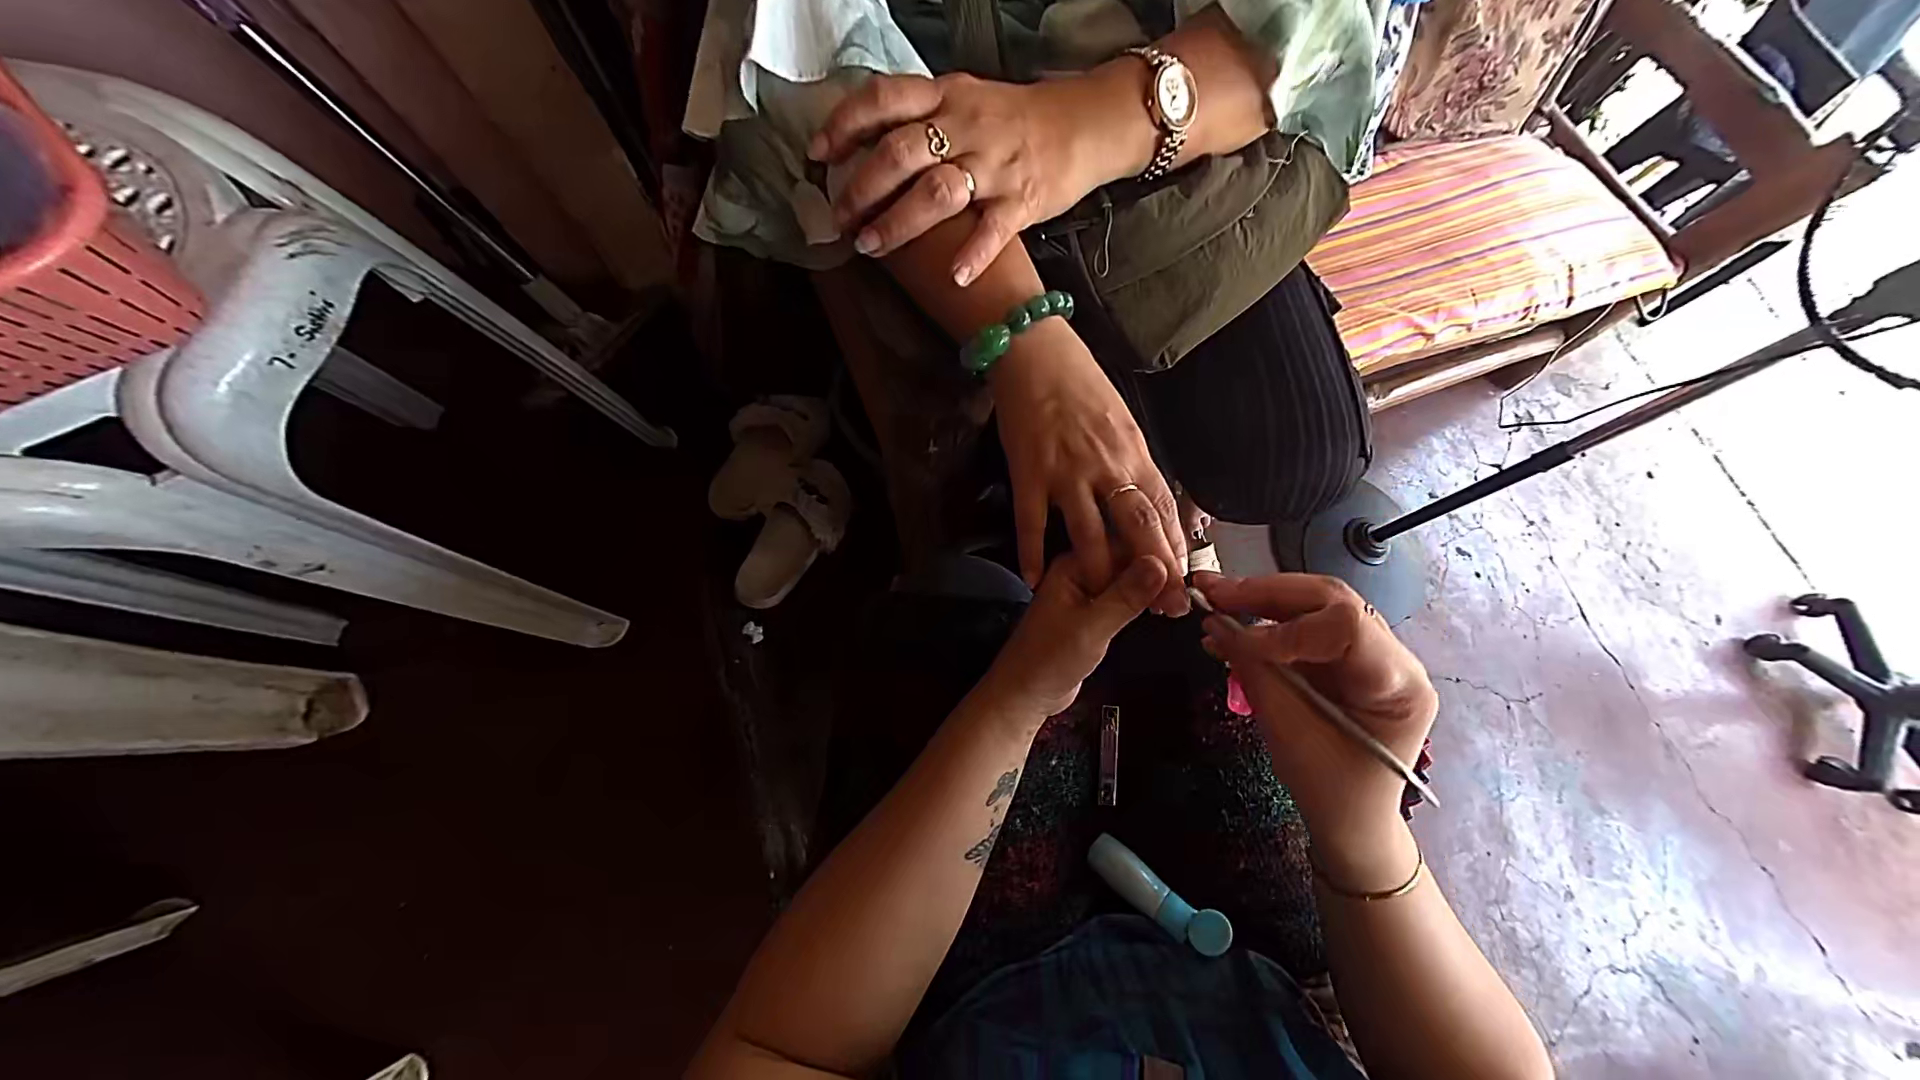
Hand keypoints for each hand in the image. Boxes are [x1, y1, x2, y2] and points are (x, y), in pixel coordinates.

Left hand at [809, 72, 1142, 286]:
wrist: (1081, 125)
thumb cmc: (1014, 120)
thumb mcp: (965, 101)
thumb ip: (922, 119)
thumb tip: (868, 148)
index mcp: (947, 96)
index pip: (885, 99)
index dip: (846, 124)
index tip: (819, 154)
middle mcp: (966, 126)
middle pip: (902, 152)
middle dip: (862, 188)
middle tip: (841, 219)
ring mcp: (995, 165)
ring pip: (937, 192)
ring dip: (898, 223)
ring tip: (870, 246)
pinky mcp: (1022, 200)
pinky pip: (994, 231)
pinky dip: (973, 255)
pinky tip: (954, 277)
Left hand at [977, 553, 1168, 717]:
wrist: (1024, 695)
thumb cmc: (1043, 662)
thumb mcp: (1091, 627)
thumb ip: (1126, 596)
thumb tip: (1158, 566)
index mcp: (1072, 565)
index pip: (1122, 546)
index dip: (1155, 559)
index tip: (1181, 575)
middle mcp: (1079, 573)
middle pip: (1128, 561)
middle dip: (1158, 575)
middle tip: (1184, 594)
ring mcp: (1086, 593)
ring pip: (1129, 581)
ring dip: (1153, 590)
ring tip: (1177, 604)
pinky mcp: (1093, 613)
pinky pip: (1123, 599)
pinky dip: (1142, 603)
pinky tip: (1159, 609)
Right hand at [994, 321, 1187, 614]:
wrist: (1034, 350)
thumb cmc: (1080, 381)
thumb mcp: (1120, 418)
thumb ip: (1132, 459)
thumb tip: (1144, 496)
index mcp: (1134, 450)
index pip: (1163, 508)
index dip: (1174, 548)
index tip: (1181, 579)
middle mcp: (1107, 465)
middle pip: (1138, 527)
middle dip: (1154, 570)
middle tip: (1164, 607)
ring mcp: (1067, 472)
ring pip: (1089, 533)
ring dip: (1097, 572)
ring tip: (1100, 600)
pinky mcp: (1029, 472)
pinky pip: (1032, 521)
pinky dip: (1032, 553)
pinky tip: (1033, 579)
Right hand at [1195, 574, 1437, 844]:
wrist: (1351, 822)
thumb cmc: (1331, 790)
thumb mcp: (1289, 733)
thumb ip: (1255, 672)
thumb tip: (1216, 625)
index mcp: (1399, 684)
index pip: (1346, 625)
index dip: (1286, 626)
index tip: (1237, 640)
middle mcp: (1393, 656)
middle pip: (1329, 600)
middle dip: (1266, 593)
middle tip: (1213, 593)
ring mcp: (1368, 652)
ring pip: (1313, 603)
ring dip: (1260, 599)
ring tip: (1213, 598)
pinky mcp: (1340, 655)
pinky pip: (1301, 622)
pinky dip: (1261, 618)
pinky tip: (1228, 621)